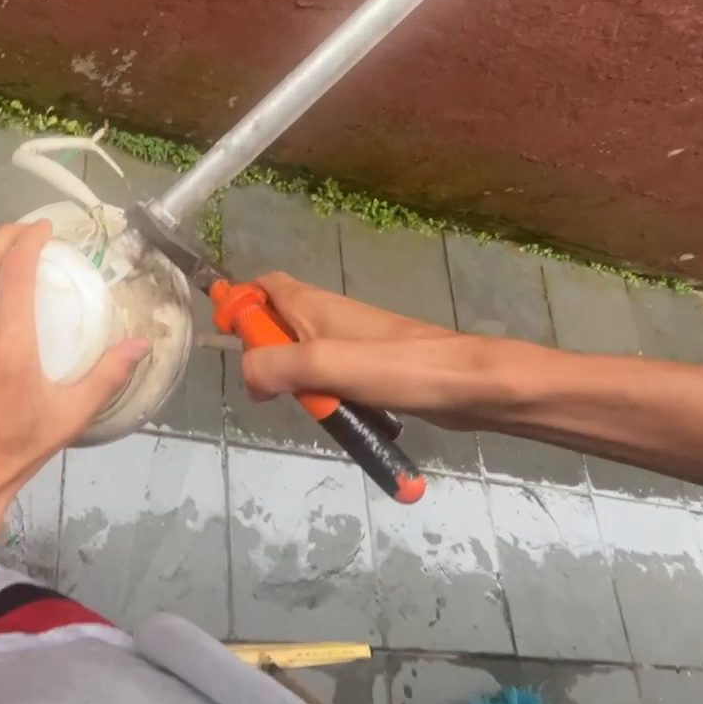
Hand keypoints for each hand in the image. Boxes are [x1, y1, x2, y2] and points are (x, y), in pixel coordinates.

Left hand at [0, 221, 147, 519]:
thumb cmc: (16, 454)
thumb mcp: (69, 418)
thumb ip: (107, 377)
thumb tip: (141, 344)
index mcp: (10, 350)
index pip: (15, 275)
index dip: (28, 241)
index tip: (43, 228)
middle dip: (1, 238)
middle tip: (23, 231)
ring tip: (0, 252)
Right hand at [241, 271, 505, 429]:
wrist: (470, 386)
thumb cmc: (396, 366)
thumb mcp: (325, 364)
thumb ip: (277, 366)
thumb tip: (247, 378)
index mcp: (308, 303)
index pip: (259, 287)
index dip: (239, 306)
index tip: (233, 342)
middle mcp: (323, 316)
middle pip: (274, 326)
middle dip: (265, 357)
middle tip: (272, 388)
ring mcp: (348, 342)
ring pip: (301, 358)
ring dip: (296, 384)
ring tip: (315, 408)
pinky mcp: (367, 367)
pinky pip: (329, 378)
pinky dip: (325, 396)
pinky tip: (339, 416)